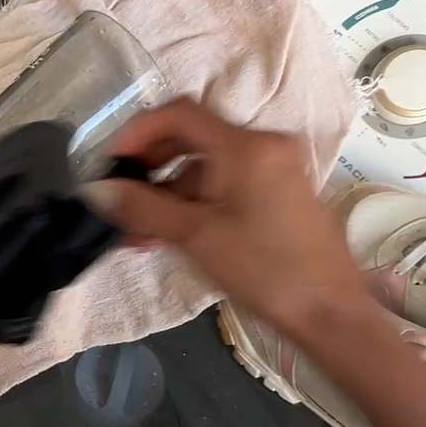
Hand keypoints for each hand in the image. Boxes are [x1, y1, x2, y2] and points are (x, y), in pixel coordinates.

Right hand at [81, 98, 373, 337]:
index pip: (180, 114)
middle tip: (121, 195)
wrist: (329, 313)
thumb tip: (96, 191)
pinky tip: (166, 235)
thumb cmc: (265, 270)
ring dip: (167, 194)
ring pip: (205, 168)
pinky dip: (192, 205)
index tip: (111, 163)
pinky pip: (223, 186)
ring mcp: (273, 170)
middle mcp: (264, 147)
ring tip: (137, 232)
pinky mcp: (276, 195)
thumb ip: (143, 208)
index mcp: (247, 146)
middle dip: (150, 166)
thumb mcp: (196, 237)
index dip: (137, 132)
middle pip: (192, 138)